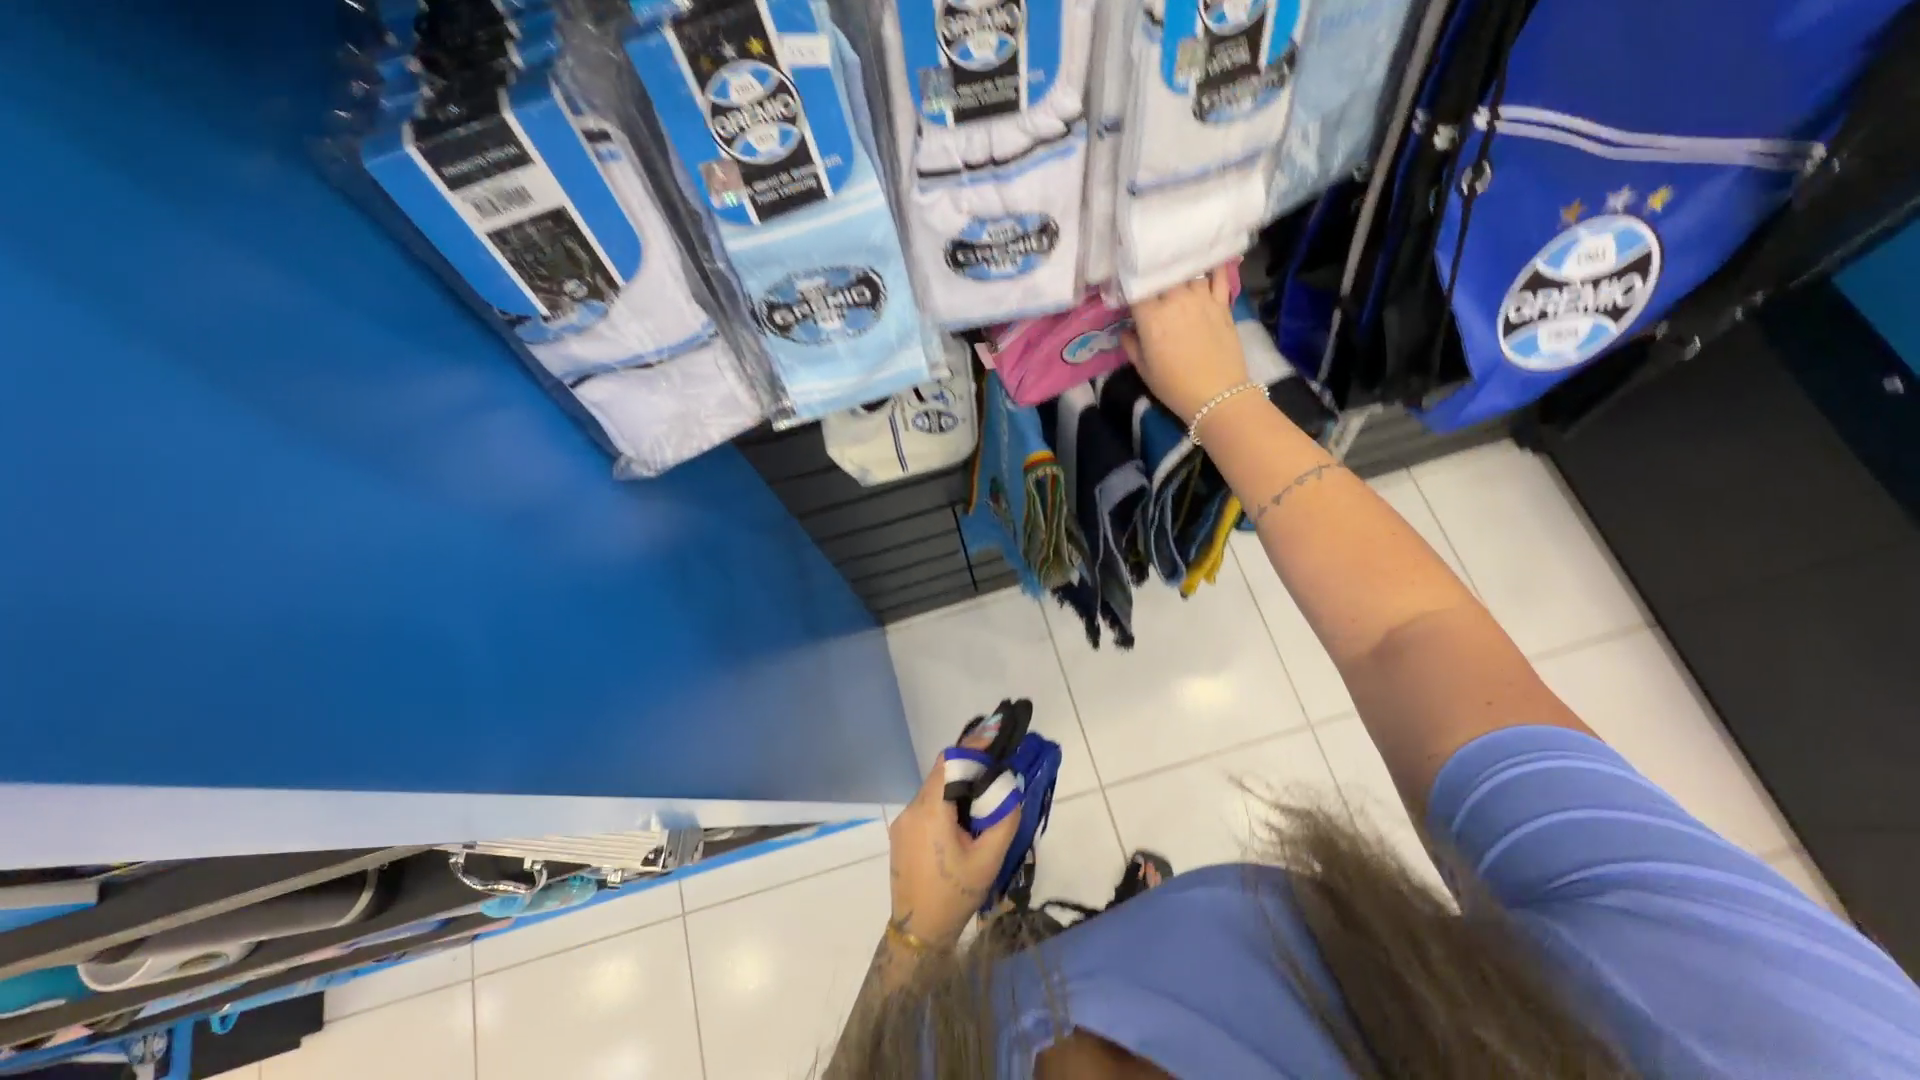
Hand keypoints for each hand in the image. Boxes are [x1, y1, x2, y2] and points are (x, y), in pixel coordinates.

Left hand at [886, 751, 1020, 947]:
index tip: (995, 735)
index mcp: (930, 812)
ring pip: (934, 791)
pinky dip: (946, 804)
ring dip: (958, 789)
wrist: (920, 931)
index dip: (972, 747)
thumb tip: (1010, 788)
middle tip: (997, 771)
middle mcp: (911, 810)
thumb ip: (1003, 818)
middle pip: (942, 775)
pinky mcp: (902, 834)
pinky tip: (964, 820)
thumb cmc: (956, 895)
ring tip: (985, 799)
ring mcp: (903, 822)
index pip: (949, 763)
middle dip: (969, 769)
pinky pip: (926, 807)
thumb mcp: (989, 859)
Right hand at [1124, 264, 1251, 423]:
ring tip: (1177, 270)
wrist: (1218, 395)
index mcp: (1151, 317)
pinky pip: (1219, 276)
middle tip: (1152, 278)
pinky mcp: (1222, 303)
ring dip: (1181, 271)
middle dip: (1156, 274)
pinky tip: (1208, 261)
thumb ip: (1132, 346)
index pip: (1136, 289)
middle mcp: (1175, 300)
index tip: (1127, 287)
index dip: (1130, 286)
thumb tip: (1127, 331)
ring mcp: (1201, 298)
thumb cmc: (1175, 387)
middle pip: (1162, 274)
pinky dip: (1213, 267)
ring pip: (1188, 271)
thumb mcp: (1144, 370)